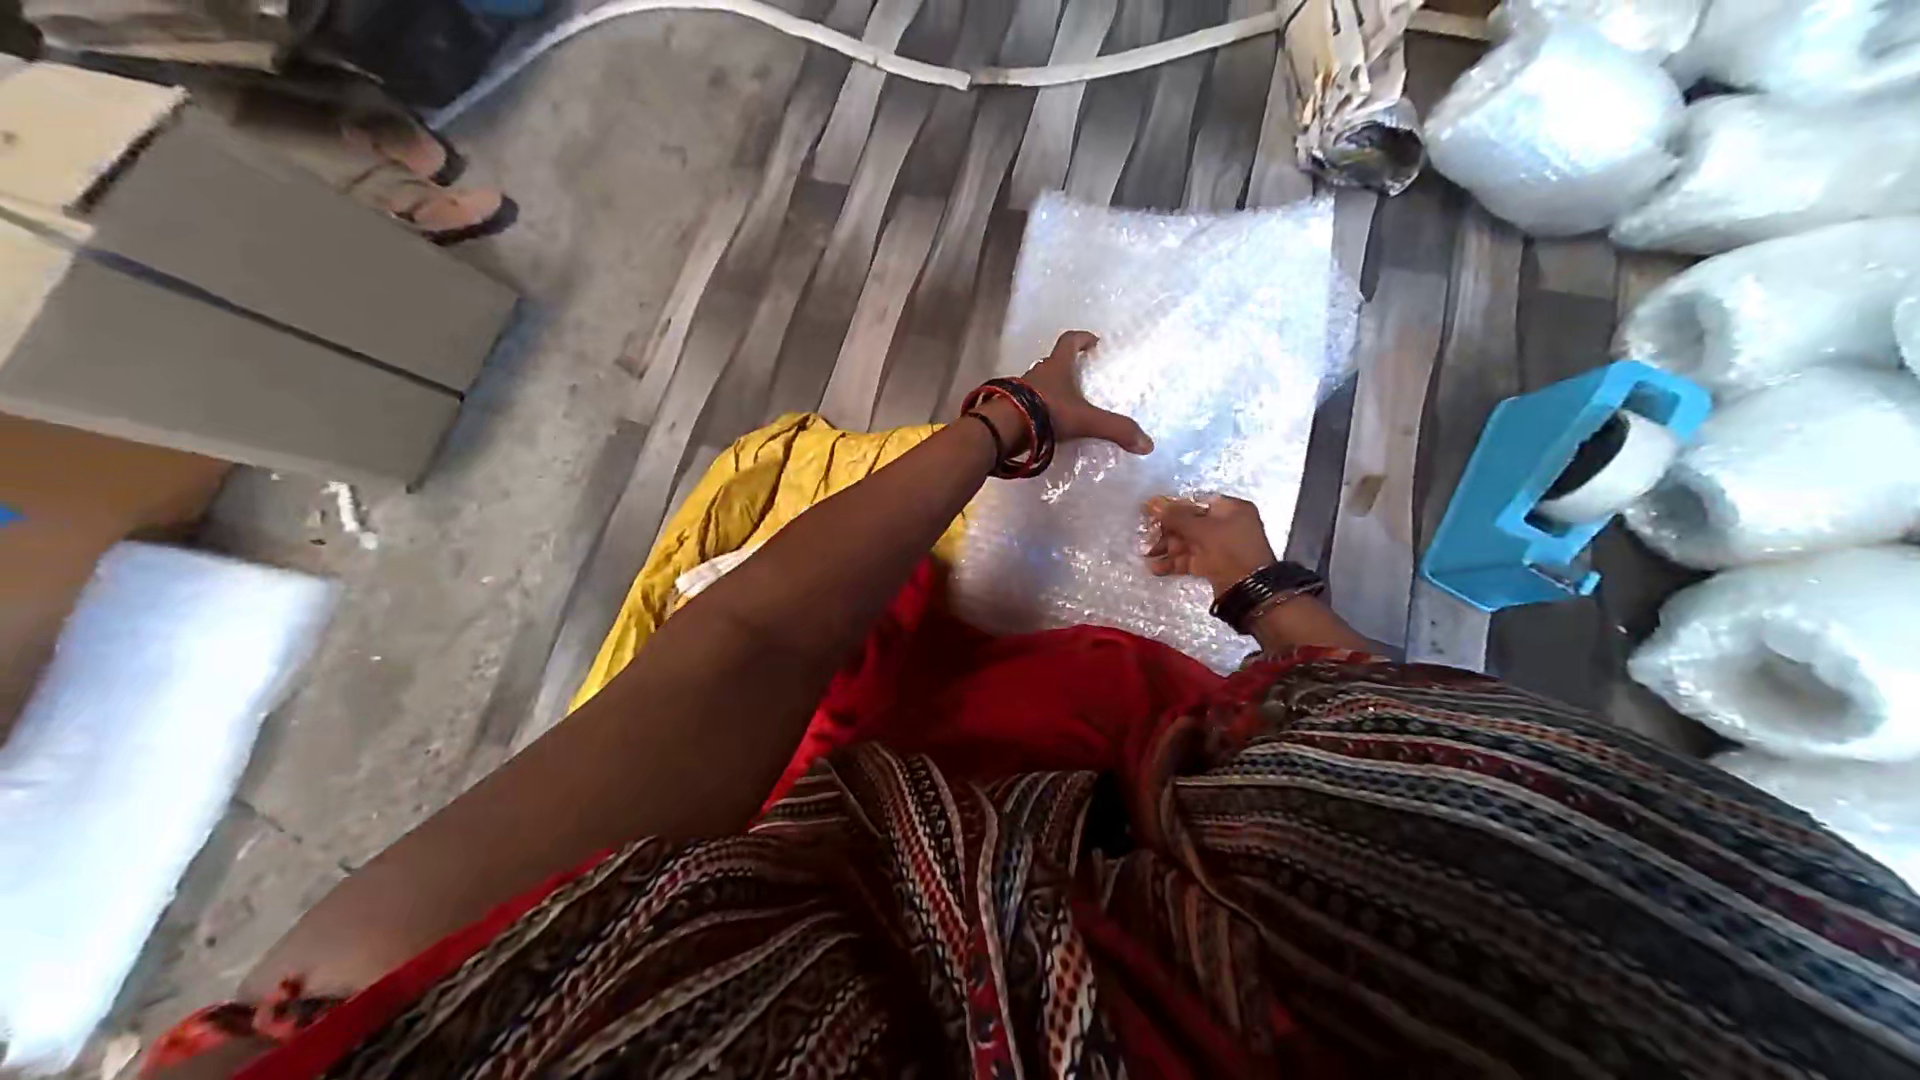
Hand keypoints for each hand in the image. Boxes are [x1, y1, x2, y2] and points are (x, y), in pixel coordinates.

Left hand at [1022, 331, 1152, 453]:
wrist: (1003, 428)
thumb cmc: (1046, 412)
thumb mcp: (1085, 420)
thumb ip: (1115, 429)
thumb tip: (1147, 444)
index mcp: (1055, 367)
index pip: (1068, 342)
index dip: (1081, 339)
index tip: (1092, 341)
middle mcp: (1035, 374)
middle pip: (1051, 364)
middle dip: (1065, 368)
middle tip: (1078, 376)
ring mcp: (1019, 391)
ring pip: (1036, 385)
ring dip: (1048, 390)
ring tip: (1063, 404)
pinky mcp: (1009, 409)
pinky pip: (1026, 405)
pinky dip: (1036, 411)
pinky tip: (1044, 424)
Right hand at [1144, 494, 1277, 597]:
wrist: (1248, 590)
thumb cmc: (1229, 550)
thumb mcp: (1201, 530)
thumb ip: (1175, 516)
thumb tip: (1151, 502)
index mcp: (1230, 509)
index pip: (1195, 502)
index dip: (1172, 508)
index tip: (1151, 514)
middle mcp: (1226, 525)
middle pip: (1188, 523)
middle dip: (1165, 532)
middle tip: (1146, 538)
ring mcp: (1219, 546)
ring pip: (1186, 543)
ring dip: (1166, 548)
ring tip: (1146, 555)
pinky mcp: (1212, 565)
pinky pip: (1189, 559)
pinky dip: (1173, 563)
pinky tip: (1155, 568)